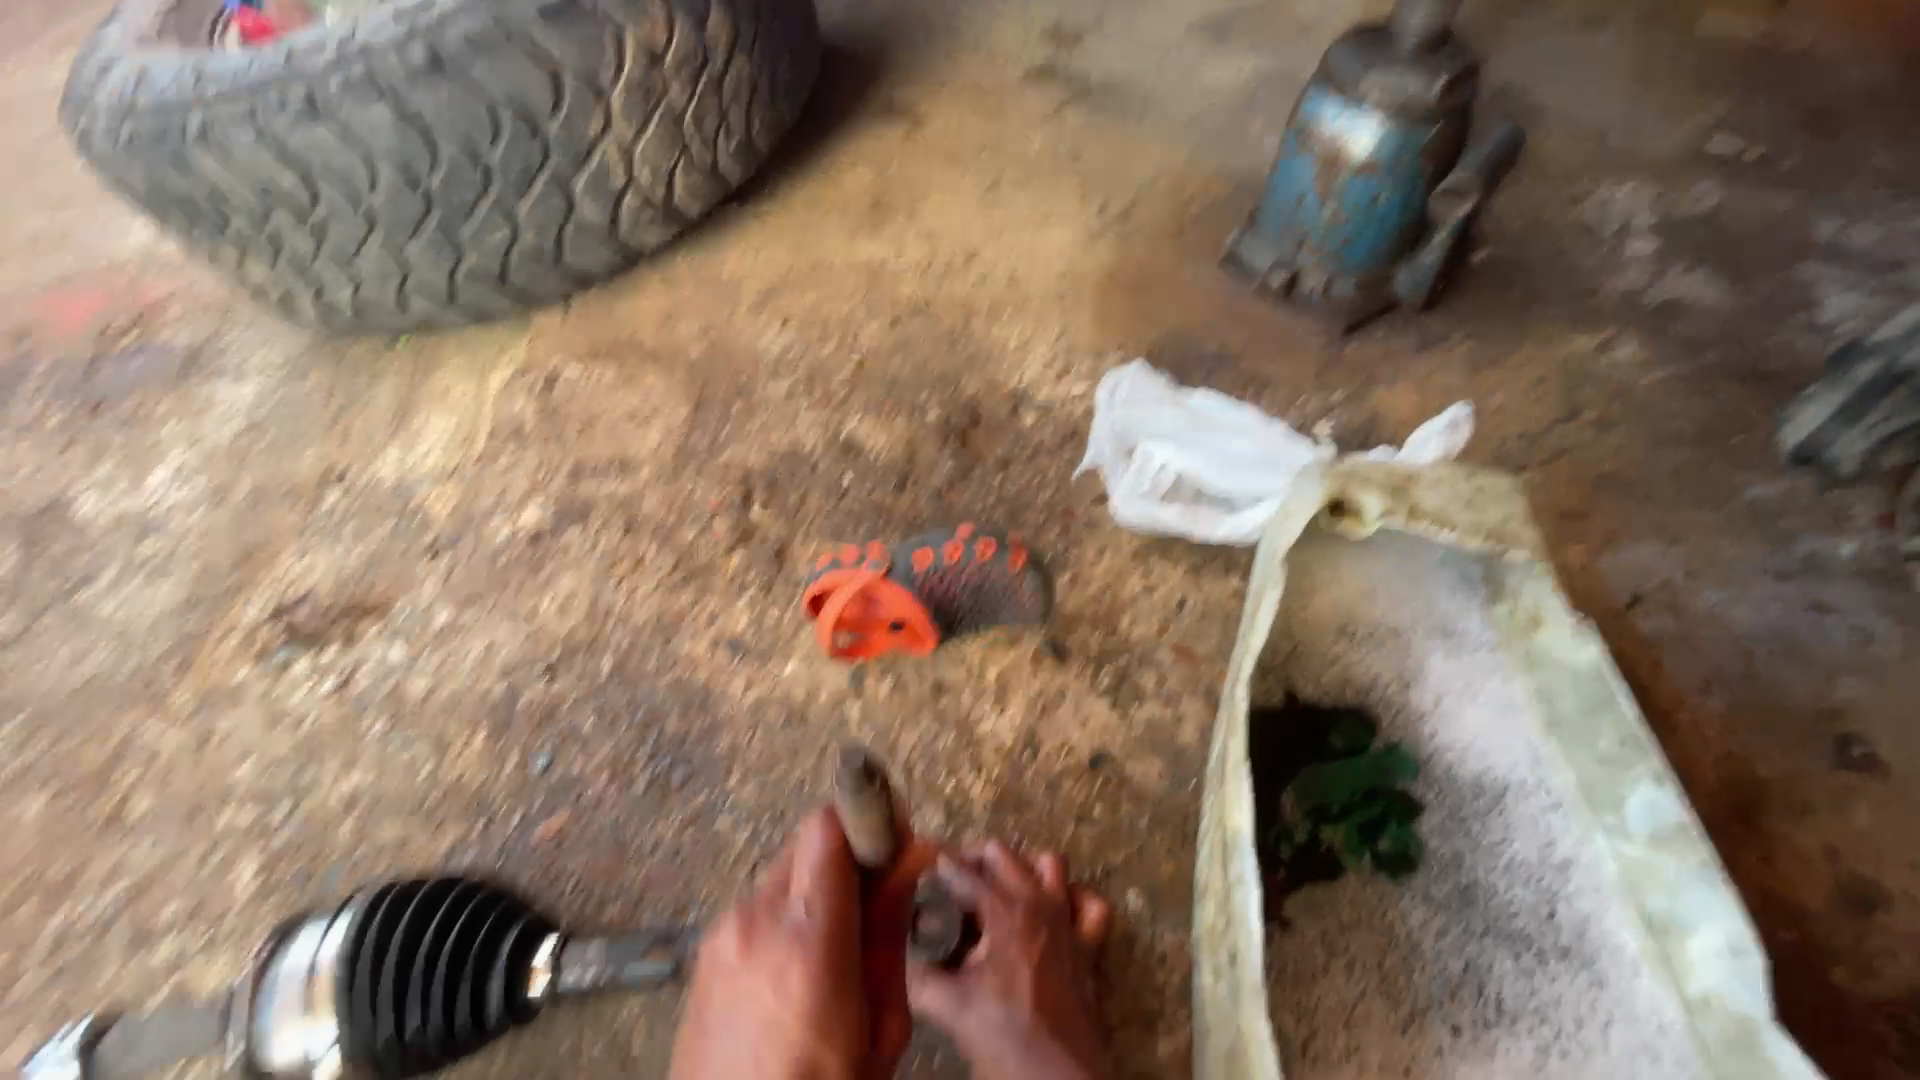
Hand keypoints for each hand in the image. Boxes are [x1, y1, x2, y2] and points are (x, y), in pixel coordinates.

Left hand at [669, 807, 932, 1079]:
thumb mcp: (880, 1024)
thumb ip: (890, 929)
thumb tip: (914, 854)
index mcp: (807, 937)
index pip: (828, 826)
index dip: (866, 823)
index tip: (894, 846)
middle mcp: (756, 918)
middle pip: (808, 843)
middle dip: (848, 858)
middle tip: (875, 901)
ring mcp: (722, 932)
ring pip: (783, 872)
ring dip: (817, 888)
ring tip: (835, 945)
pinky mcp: (704, 948)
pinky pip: (757, 905)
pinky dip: (786, 915)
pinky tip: (796, 967)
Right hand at [906, 842, 1113, 1079]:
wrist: (1058, 1076)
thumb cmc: (1003, 1036)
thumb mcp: (948, 1006)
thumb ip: (918, 974)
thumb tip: (899, 954)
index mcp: (1004, 912)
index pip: (966, 873)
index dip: (942, 865)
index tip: (925, 862)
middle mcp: (1039, 904)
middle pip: (1004, 855)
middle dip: (976, 859)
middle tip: (955, 879)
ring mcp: (1069, 920)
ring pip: (1050, 864)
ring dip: (1025, 868)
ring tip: (1002, 888)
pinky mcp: (1090, 944)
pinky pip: (1091, 905)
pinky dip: (1073, 900)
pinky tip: (1055, 912)